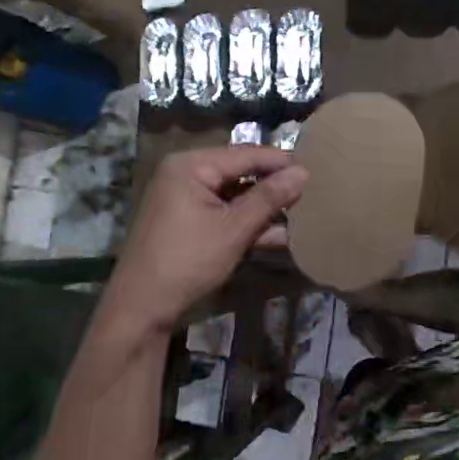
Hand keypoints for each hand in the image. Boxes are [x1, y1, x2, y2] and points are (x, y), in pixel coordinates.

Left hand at [105, 145, 308, 332]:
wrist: (143, 305)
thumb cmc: (188, 260)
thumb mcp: (234, 229)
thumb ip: (269, 198)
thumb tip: (303, 172)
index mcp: (191, 165)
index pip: (245, 154)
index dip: (281, 162)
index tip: (316, 169)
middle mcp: (185, 174)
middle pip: (239, 173)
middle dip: (273, 186)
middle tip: (312, 192)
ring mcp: (184, 200)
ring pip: (233, 196)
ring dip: (264, 209)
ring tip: (303, 214)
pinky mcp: (187, 223)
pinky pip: (223, 214)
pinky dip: (246, 224)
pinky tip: (280, 236)